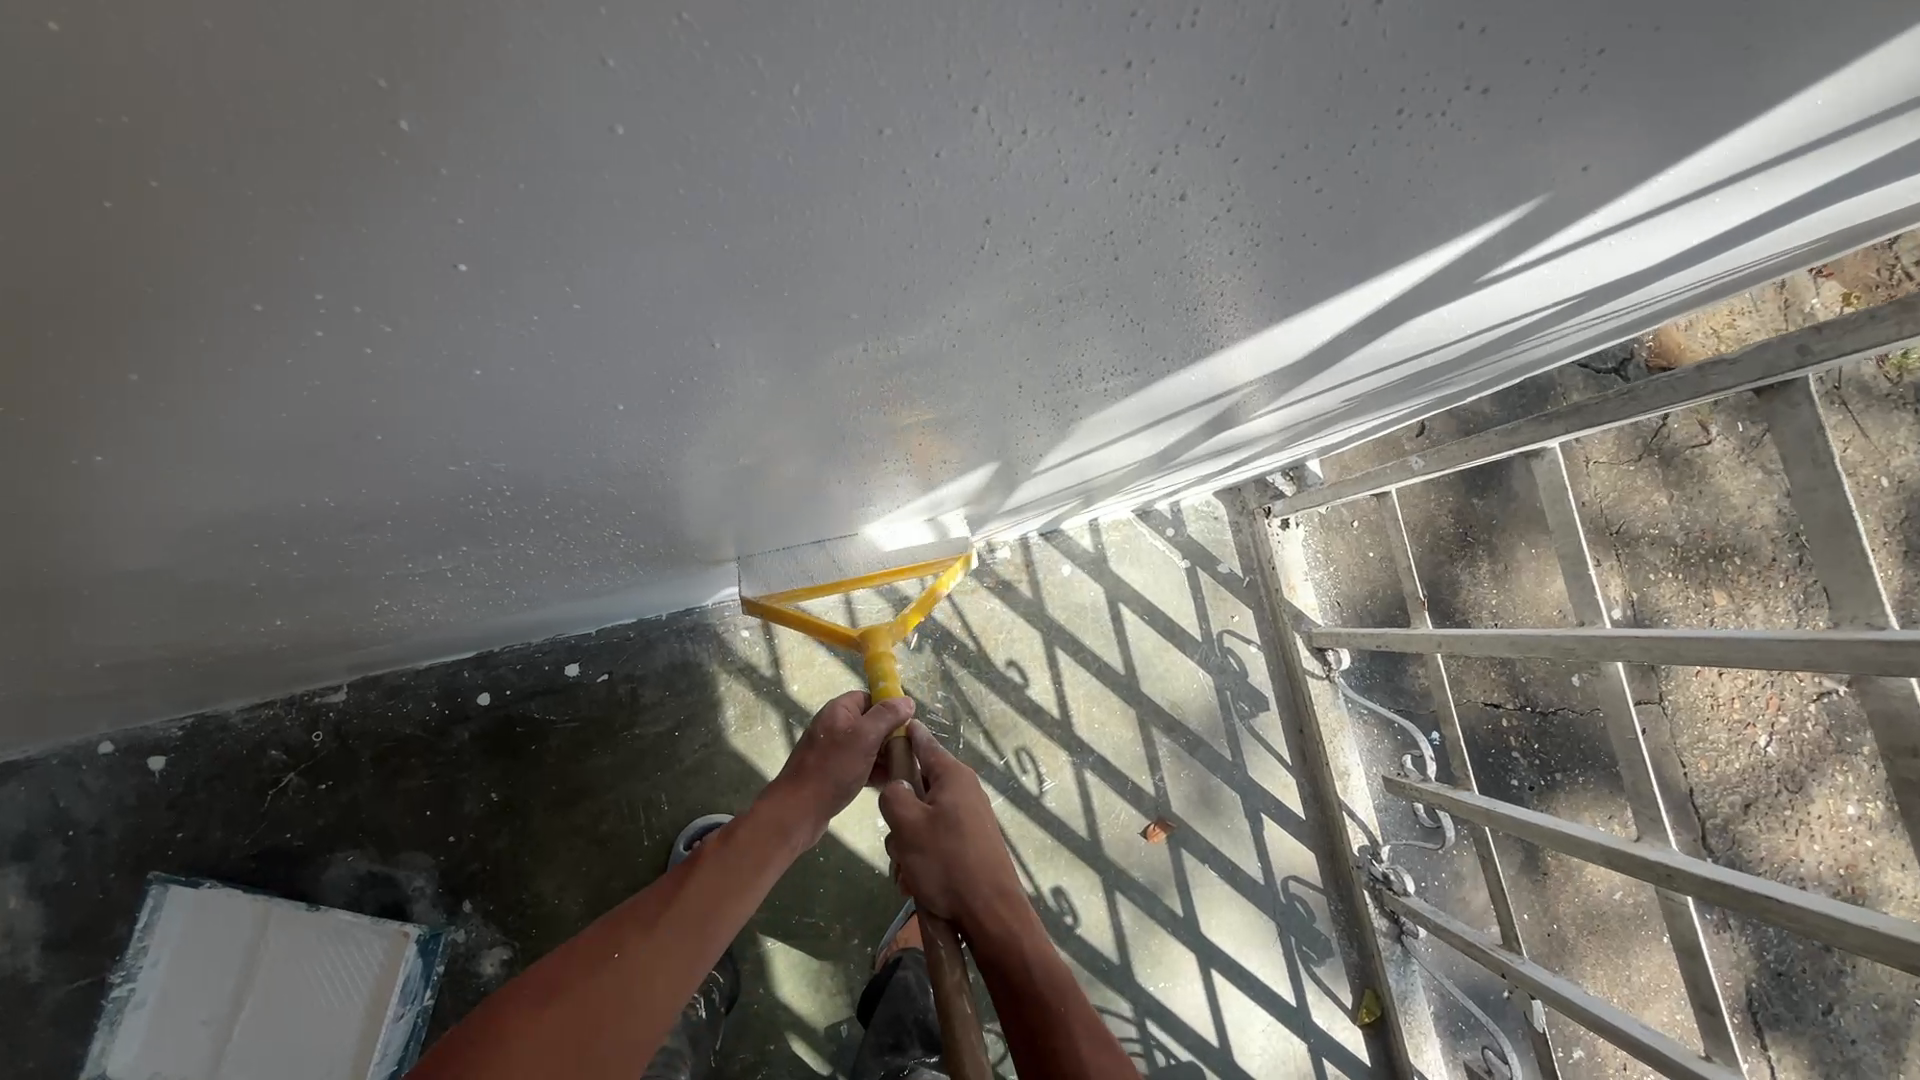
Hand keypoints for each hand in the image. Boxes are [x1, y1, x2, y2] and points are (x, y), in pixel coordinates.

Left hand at [764, 691, 913, 844]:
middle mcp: (834, 727)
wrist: (798, 811)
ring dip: (885, 757)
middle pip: (871, 723)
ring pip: (867, 747)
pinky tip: (888, 784)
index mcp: (839, 711)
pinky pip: (860, 766)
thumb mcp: (864, 737)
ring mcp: (833, 751)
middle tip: (908, 753)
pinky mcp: (833, 773)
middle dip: (891, 737)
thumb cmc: (832, 769)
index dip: (889, 709)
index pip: (869, 698)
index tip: (907, 726)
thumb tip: (907, 701)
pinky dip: (874, 772)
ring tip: (903, 771)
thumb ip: (886, 716)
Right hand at [879, 721, 1026, 934]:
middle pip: (917, 787)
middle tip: (896, 837)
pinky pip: (934, 842)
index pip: (923, 742)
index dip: (903, 736)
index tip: (884, 735)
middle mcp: (963, 791)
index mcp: (953, 776)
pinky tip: (917, 883)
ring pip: (921, 820)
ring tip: (908, 870)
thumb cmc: (947, 862)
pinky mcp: (968, 845)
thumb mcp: (908, 824)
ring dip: (907, 845)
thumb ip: (893, 795)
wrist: (990, 912)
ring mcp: (967, 819)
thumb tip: (897, 787)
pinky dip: (921, 859)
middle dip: (899, 814)